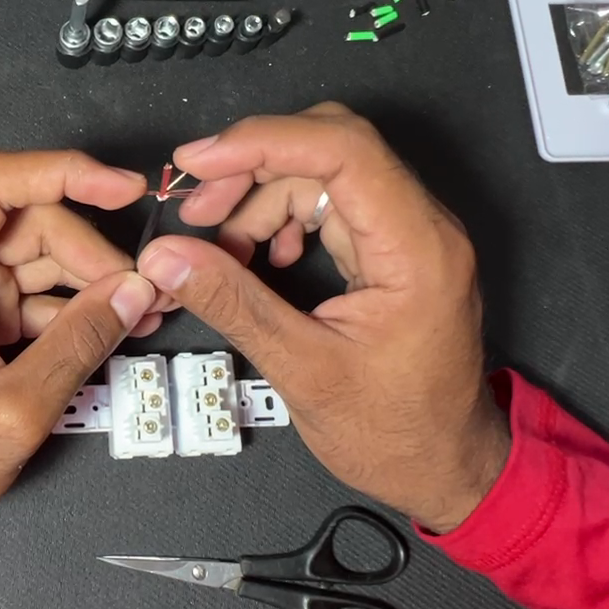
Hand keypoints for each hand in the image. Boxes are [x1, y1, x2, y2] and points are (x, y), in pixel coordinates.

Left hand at [0, 152, 165, 569]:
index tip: (124, 187)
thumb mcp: (15, 410)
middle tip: (146, 292)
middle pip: (28, 223)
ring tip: (145, 310)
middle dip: (92, 252)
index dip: (61, 172)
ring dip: (94, 279)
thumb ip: (78, 344)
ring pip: (39, 256)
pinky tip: (116, 325)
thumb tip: (136, 291)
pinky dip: (76, 307)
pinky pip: (35, 292)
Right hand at [134, 104, 509, 531]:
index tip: (197, 163)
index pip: (343, 149)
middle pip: (329, 148)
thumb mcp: (302, 370)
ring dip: (257, 199)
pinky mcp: (386, 250)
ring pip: (320, 174)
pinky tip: (256, 259)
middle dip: (252, 166)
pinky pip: (326, 206)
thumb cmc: (390, 432)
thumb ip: (233, 304)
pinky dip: (277, 220)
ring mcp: (404, 234)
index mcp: (415, 247)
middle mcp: (418, 225)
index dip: (263, 141)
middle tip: (194, 211)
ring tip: (217, 249)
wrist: (444, 467)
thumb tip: (164, 257)